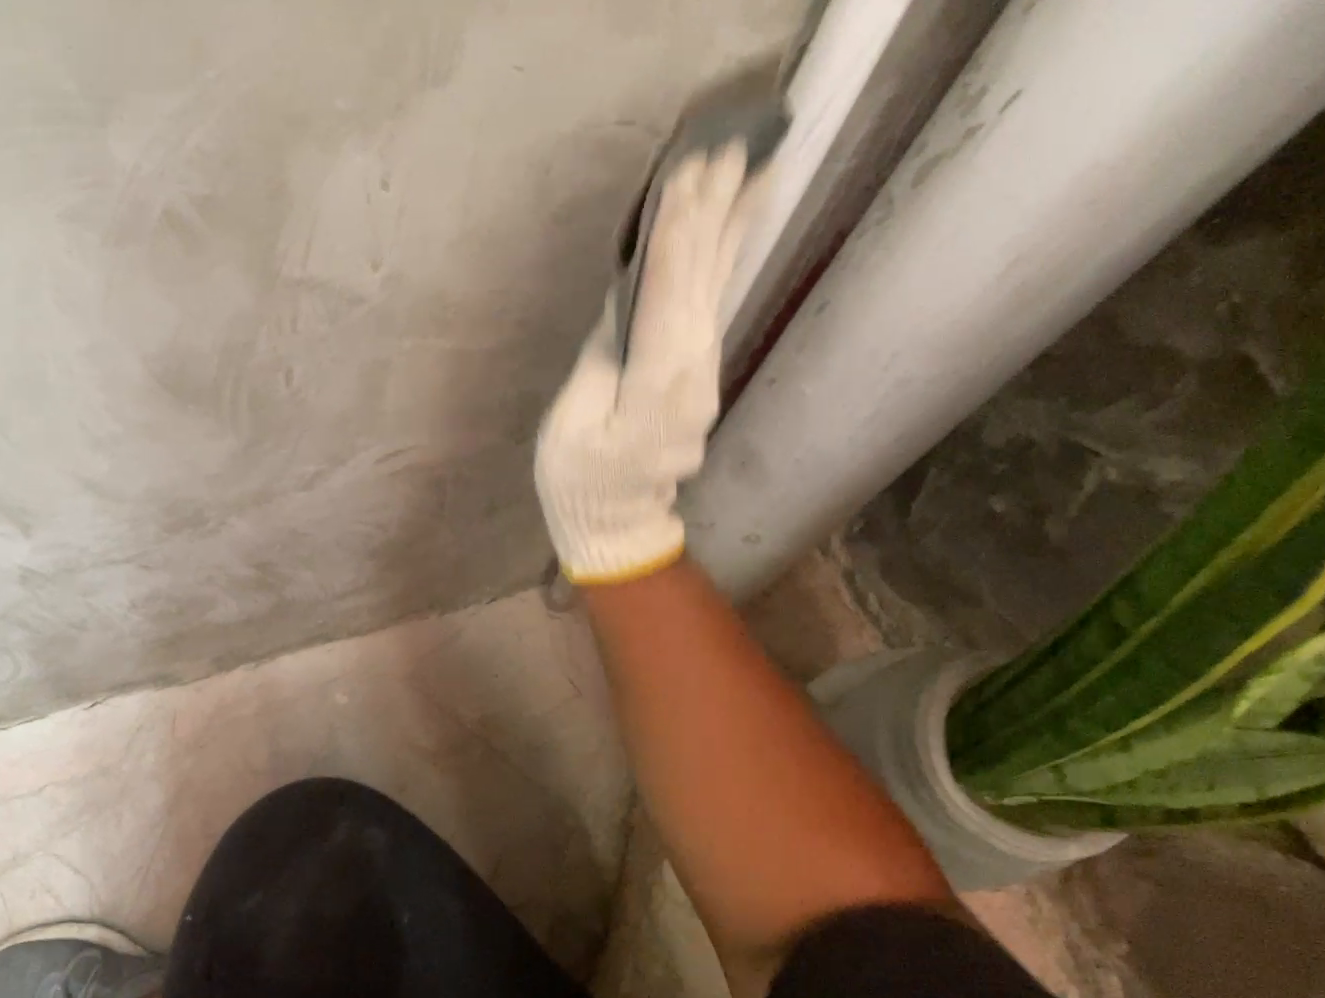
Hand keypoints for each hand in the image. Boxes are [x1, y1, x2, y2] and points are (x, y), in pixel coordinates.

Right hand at [534, 141, 761, 584]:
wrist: (617, 523)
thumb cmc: (579, 476)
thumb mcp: (574, 417)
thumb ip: (605, 354)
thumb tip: (630, 293)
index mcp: (659, 382)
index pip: (671, 289)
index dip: (681, 227)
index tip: (693, 166)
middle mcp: (695, 372)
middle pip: (706, 279)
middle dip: (715, 212)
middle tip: (731, 146)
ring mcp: (705, 375)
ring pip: (720, 288)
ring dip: (730, 226)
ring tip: (750, 168)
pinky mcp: (700, 375)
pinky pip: (714, 306)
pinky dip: (724, 261)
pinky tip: (734, 228)